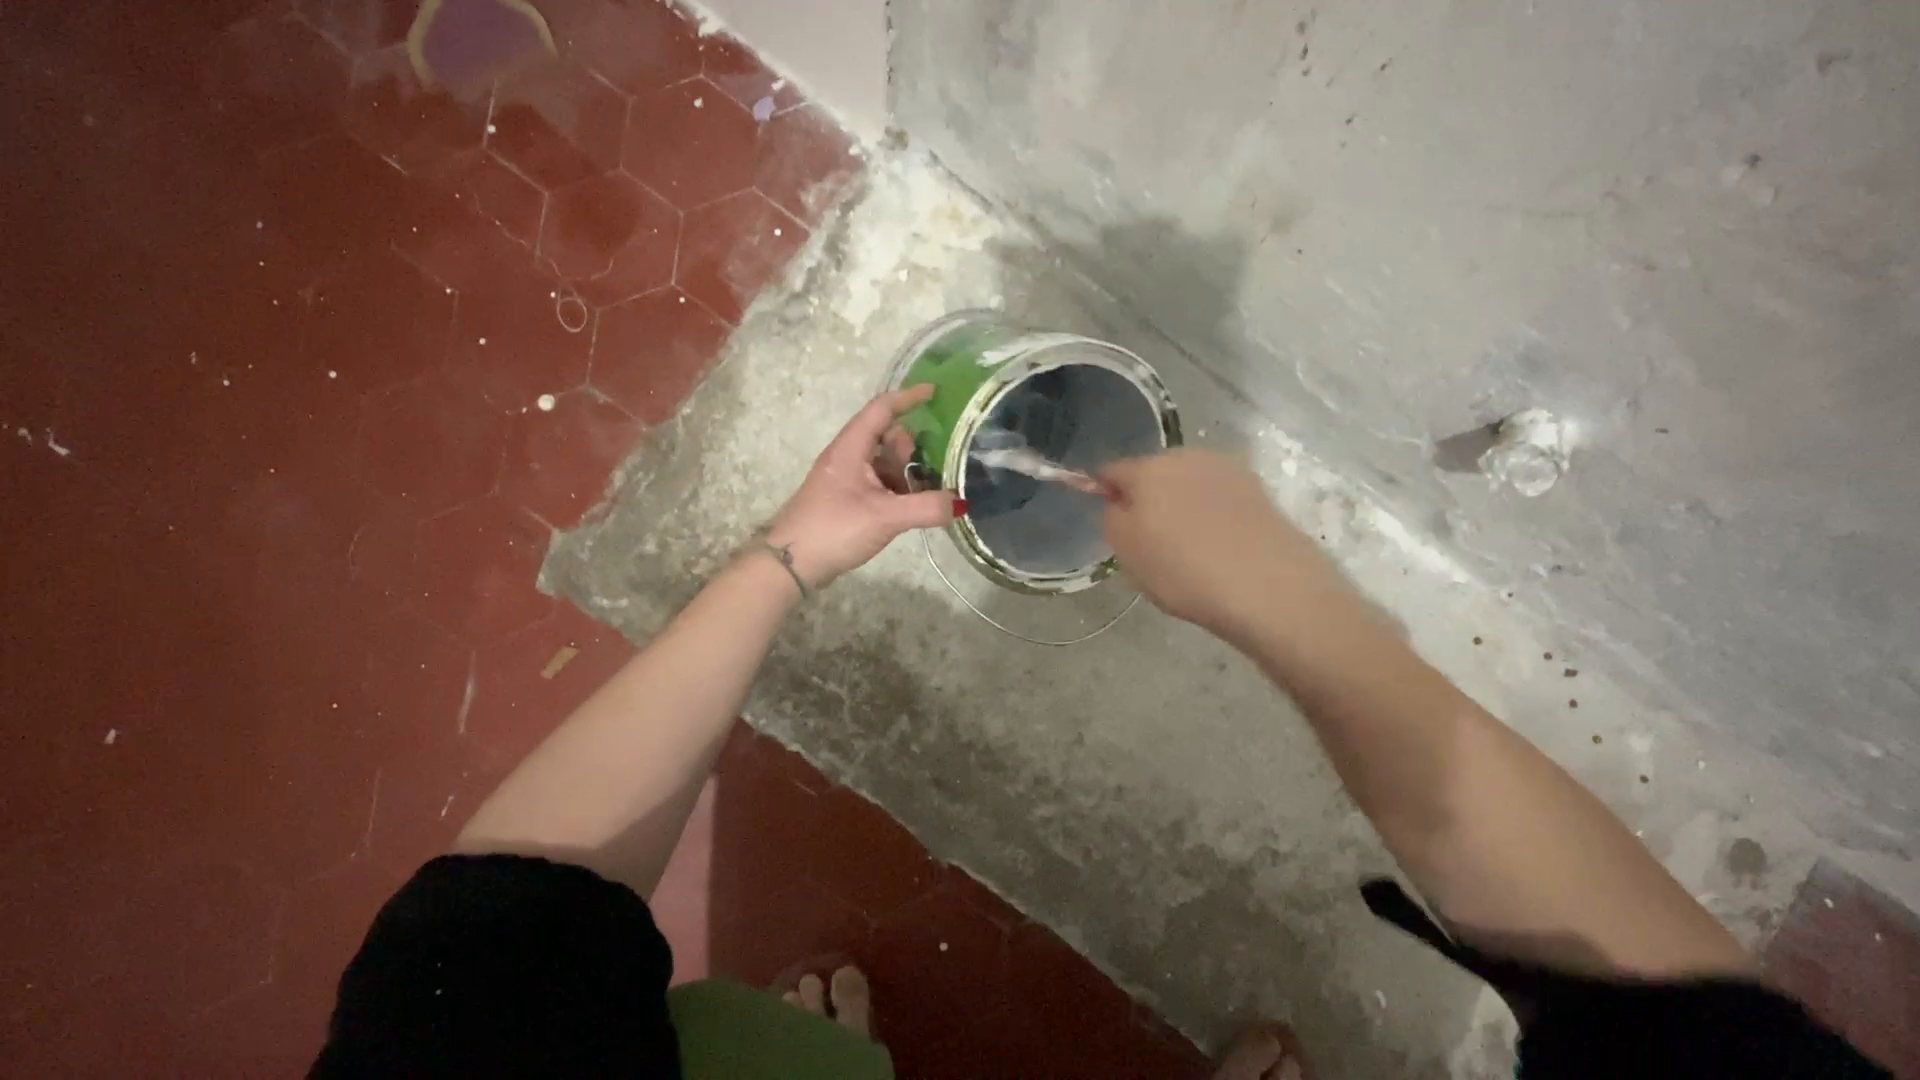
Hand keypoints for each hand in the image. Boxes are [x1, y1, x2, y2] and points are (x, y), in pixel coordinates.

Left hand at [764, 385, 960, 589]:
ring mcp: (845, 478)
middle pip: (885, 435)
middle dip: (910, 446)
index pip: (882, 408)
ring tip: (925, 492)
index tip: (935, 393)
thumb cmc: (834, 529)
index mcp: (851, 448)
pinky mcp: (845, 500)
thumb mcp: (885, 517)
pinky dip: (895, 489)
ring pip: (882, 462)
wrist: (791, 563)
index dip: (908, 398)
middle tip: (930, 466)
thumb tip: (960, 502)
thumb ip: (925, 508)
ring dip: (904, 472)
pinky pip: (877, 483)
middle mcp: (847, 456)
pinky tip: (909, 509)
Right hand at [1099, 449, 1341, 639]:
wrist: (1270, 587)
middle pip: (1154, 473)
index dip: (1105, 493)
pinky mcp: (1258, 490)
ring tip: (1190, 548)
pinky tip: (1220, 547)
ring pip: (1189, 484)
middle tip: (1151, 542)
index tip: (1112, 523)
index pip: (1112, 471)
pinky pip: (1219, 499)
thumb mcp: (1127, 553)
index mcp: (1148, 469)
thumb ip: (1112, 517)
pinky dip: (1213, 515)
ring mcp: (1227, 471)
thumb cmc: (1184, 571)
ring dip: (1183, 506)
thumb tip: (1118, 501)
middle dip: (1148, 498)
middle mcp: (1187, 457)